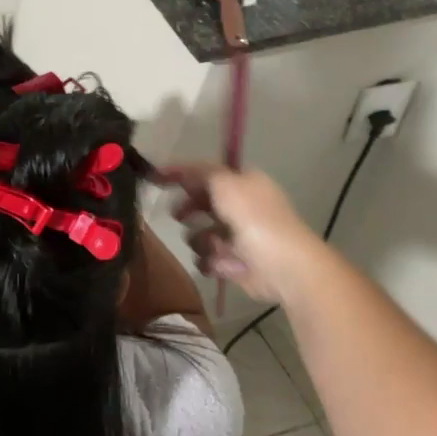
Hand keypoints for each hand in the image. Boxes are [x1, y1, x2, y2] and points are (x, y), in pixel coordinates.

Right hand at [164, 164, 327, 303]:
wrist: (282, 265)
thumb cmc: (255, 219)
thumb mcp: (227, 184)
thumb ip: (201, 173)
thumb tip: (183, 170)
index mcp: (243, 184)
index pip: (205, 173)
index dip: (180, 174)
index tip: (154, 178)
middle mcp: (239, 207)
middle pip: (200, 205)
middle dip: (190, 211)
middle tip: (180, 215)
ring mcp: (236, 236)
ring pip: (198, 236)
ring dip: (203, 242)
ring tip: (218, 247)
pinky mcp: (232, 262)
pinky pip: (206, 260)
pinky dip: (212, 262)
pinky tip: (224, 264)